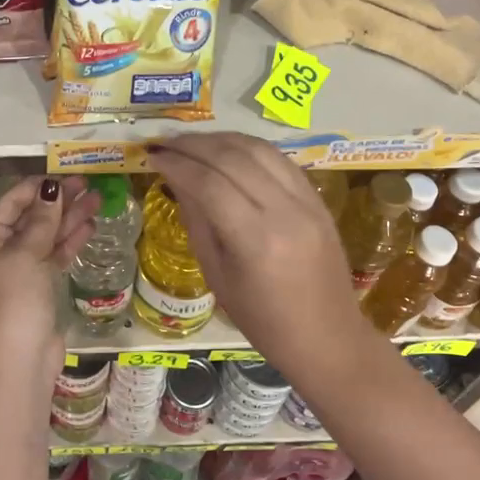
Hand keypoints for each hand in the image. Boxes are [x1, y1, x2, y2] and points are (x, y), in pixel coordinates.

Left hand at [0, 176, 97, 362]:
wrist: (21, 359)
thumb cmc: (15, 301)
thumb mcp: (26, 255)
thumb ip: (41, 221)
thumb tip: (51, 189)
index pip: (8, 206)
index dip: (32, 189)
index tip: (58, 176)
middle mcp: (1, 255)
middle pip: (30, 219)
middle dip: (57, 202)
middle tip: (85, 183)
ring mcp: (22, 273)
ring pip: (47, 237)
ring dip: (69, 219)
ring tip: (96, 200)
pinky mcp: (40, 289)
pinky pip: (55, 257)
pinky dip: (71, 242)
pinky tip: (90, 226)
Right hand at [147, 134, 370, 384]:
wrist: (328, 339)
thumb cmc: (263, 321)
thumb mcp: (217, 276)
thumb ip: (196, 221)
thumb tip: (175, 178)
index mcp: (257, 241)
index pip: (209, 183)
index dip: (177, 164)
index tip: (152, 157)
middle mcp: (285, 212)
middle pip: (232, 157)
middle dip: (193, 145)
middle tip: (165, 145)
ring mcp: (307, 202)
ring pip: (258, 149)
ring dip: (220, 140)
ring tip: (192, 144)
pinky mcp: (318, 199)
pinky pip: (279, 159)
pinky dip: (248, 148)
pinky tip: (226, 151)